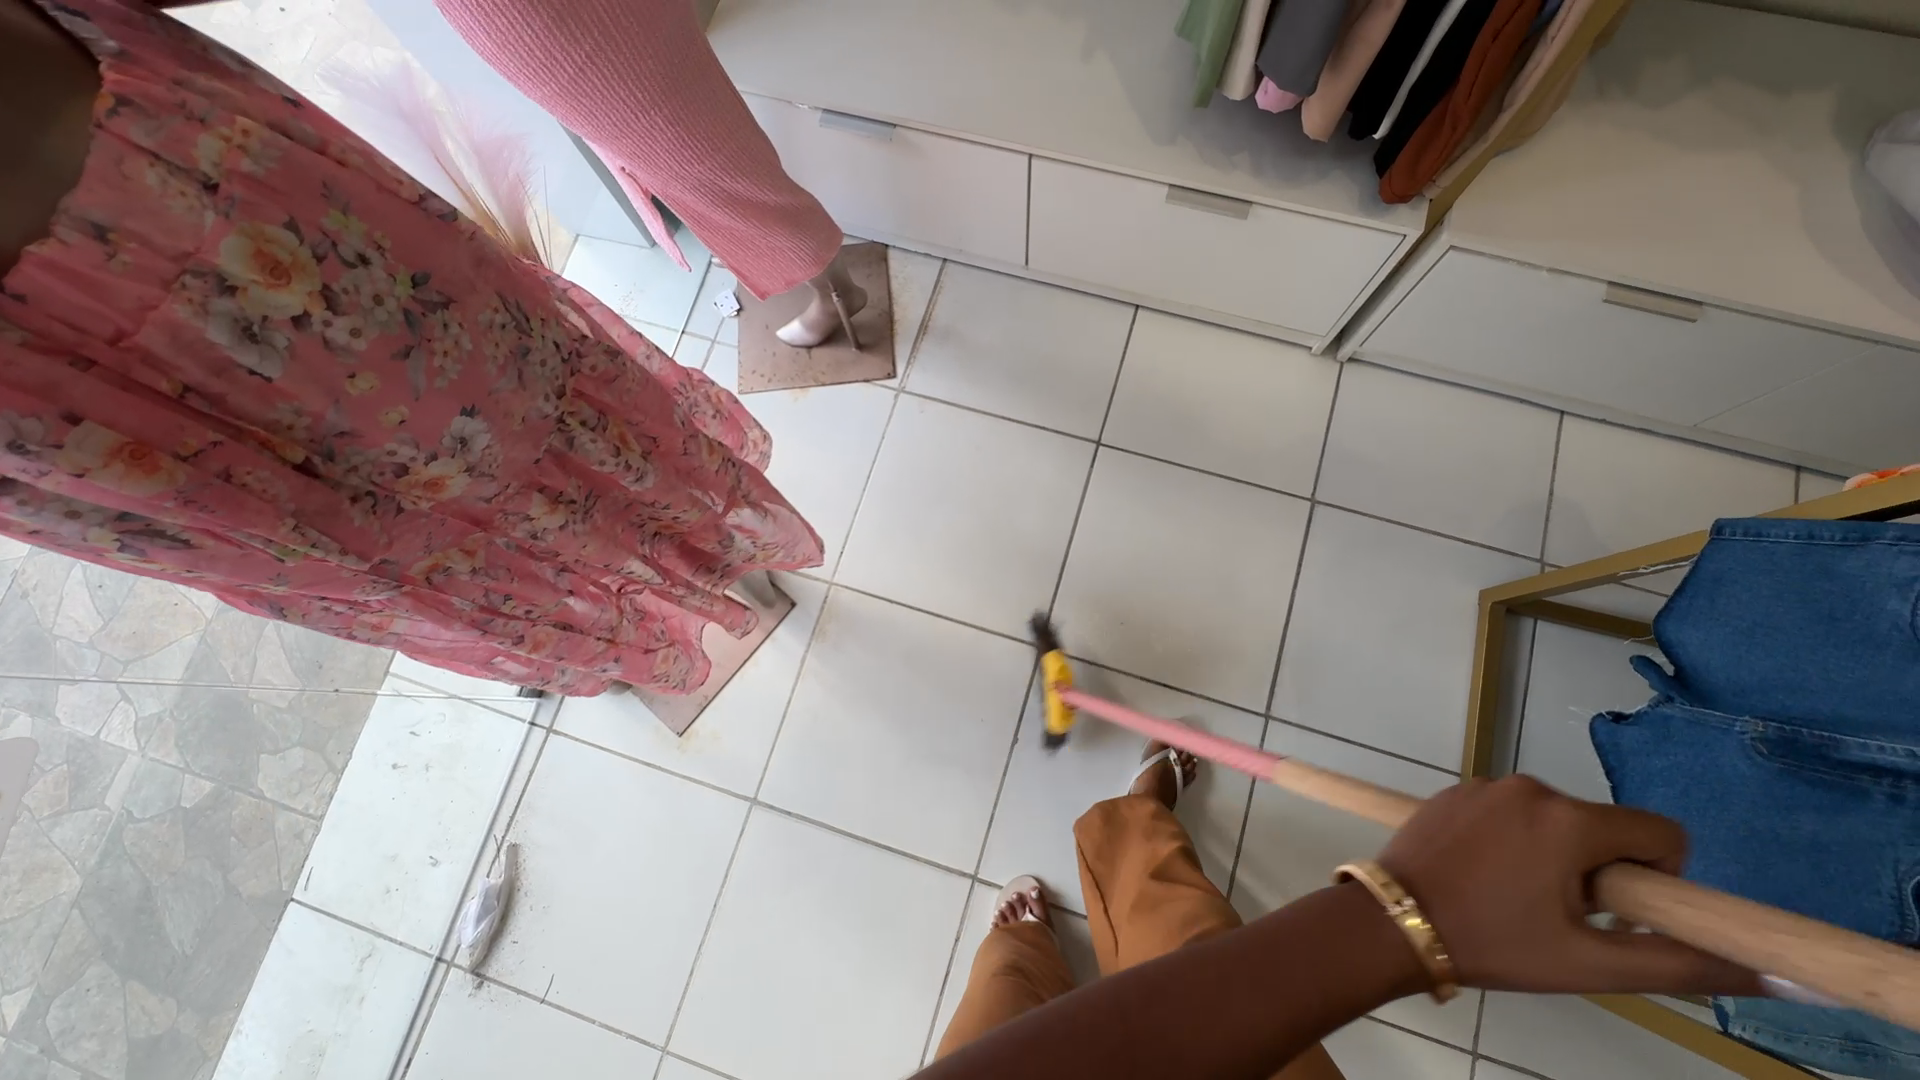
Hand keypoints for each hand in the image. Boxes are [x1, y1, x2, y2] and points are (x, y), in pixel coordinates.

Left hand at [1376, 775, 1762, 996]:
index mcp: (1569, 819)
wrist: (1393, 920)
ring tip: (1514, 895)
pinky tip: (1482, 874)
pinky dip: (1512, 840)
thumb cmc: (1494, 942)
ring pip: (1554, 820)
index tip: (1619, 911)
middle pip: (1602, 827)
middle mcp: (1529, 787)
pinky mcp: (1452, 790)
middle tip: (1556, 911)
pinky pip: (1508, 812)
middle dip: (1599, 869)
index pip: (1660, 832)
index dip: (1658, 875)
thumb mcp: (1592, 964)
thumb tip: (1770, 973)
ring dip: (1553, 855)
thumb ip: (1682, 964)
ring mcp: (1484, 784)